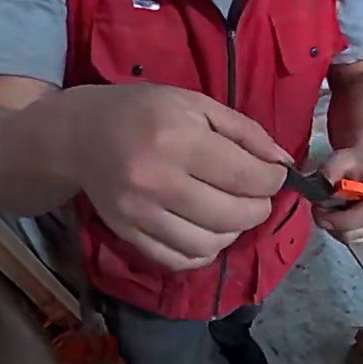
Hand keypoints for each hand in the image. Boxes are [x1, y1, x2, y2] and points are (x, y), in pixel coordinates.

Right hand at [60, 84, 290, 272]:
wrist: (80, 134)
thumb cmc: (141, 110)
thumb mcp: (193, 103)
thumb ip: (243, 130)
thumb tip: (282, 164)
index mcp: (177, 139)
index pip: (245, 176)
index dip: (272, 180)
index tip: (273, 175)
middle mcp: (157, 181)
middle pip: (232, 214)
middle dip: (258, 207)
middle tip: (255, 194)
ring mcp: (140, 214)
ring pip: (209, 243)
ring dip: (234, 231)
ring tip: (231, 210)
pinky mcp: (128, 234)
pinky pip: (180, 259)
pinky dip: (204, 250)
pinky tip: (206, 229)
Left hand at [313, 144, 362, 244]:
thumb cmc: (356, 159)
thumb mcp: (340, 158)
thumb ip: (329, 172)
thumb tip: (320, 193)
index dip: (339, 219)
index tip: (318, 209)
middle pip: (357, 231)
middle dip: (332, 222)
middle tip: (317, 206)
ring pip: (354, 237)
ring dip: (335, 226)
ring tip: (327, 208)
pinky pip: (356, 238)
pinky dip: (342, 229)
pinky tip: (337, 214)